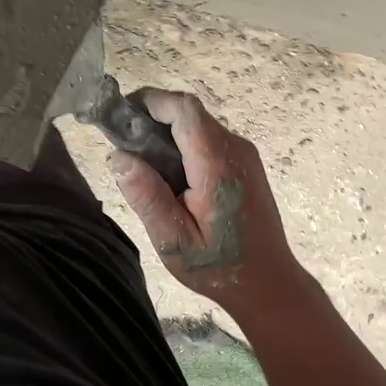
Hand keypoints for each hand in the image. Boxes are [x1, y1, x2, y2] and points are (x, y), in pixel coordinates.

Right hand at [108, 89, 305, 318]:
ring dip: (165, 133)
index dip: (150, 102)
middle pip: (188, 112)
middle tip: (123, 147)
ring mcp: (243, 154)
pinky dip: (180, 145)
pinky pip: (205, 138)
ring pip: (196, 124)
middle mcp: (235, 149)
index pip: (184, 109)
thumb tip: (117, 157)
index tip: (119, 117)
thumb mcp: (173, 240)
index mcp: (217, 164)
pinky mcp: (243, 163)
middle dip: (151, 119)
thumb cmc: (219, 266)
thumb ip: (146, 197)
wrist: (268, 283)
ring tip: (141, 166)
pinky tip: (167, 177)